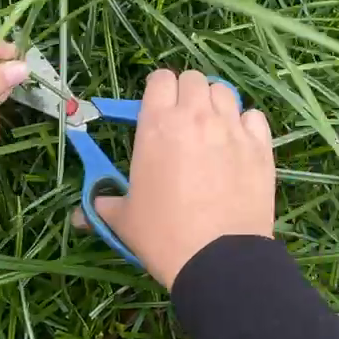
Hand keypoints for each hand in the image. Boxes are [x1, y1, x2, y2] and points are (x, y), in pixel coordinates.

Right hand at [79, 69, 275, 289]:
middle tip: (183, 120)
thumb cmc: (163, 234)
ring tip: (210, 128)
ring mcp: (231, 128)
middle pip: (193, 79)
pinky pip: (254, 116)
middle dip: (186, 93)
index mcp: (158, 124)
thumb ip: (103, 205)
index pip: (160, 79)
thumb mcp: (125, 219)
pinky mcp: (260, 146)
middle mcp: (195, 116)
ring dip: (215, 103)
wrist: (219, 260)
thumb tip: (78, 216)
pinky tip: (238, 143)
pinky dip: (246, 124)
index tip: (157, 109)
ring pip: (224, 92)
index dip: (158, 90)